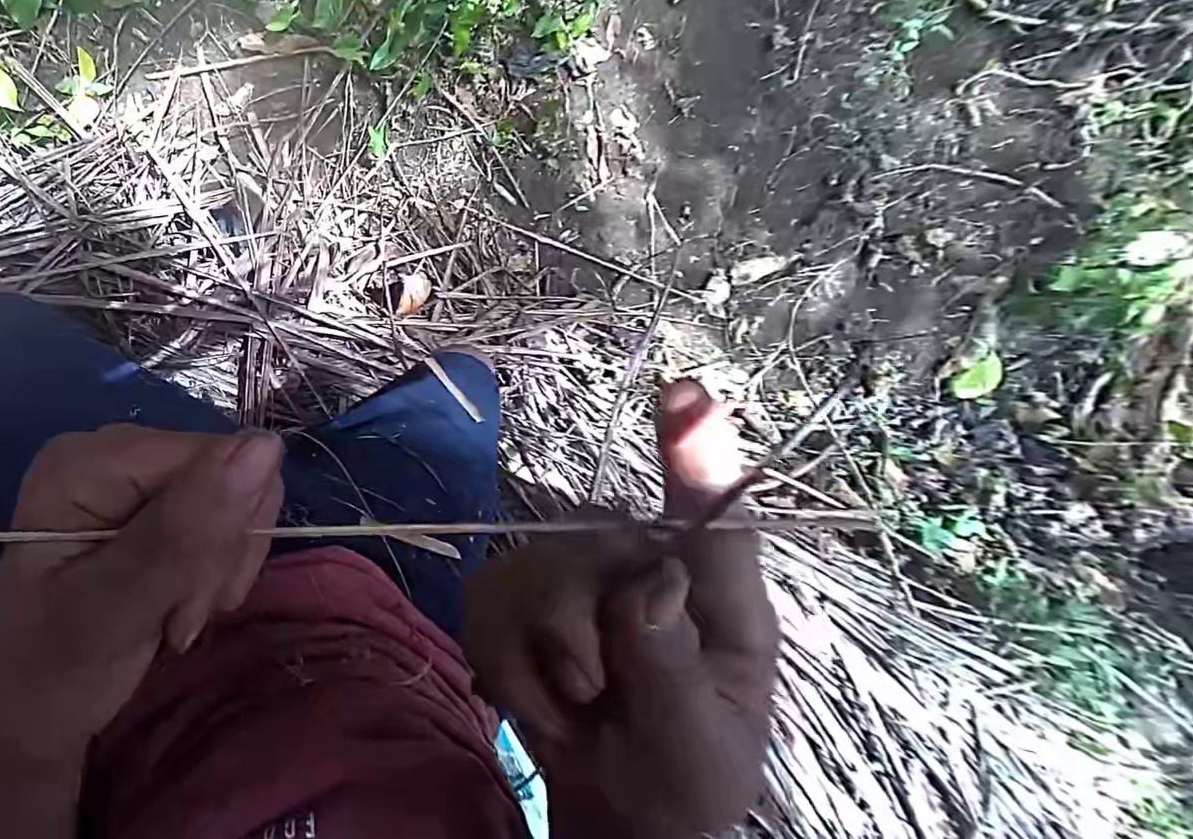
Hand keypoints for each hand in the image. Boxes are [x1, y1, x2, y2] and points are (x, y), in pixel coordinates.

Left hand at [0, 424, 283, 754]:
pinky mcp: (151, 501)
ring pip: (233, 497)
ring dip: (217, 570)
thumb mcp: (117, 606)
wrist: (29, 718)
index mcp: (86, 460)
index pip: (206, 458)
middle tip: (178, 616)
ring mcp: (133, 476)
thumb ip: (185, 531)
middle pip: (223, 475)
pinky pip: (223, 516)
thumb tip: (266, 446)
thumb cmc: (55, 671)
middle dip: (216, 556)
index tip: (189, 602)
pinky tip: (179, 604)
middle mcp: (112, 452)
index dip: (221, 527)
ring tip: (173, 616)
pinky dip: (215, 570)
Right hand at [462, 382, 777, 838]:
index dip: (696, 455)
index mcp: (707, 598)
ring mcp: (560, 570)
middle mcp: (631, 564)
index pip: (708, 519)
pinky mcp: (505, 588)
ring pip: (531, 579)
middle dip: (582, 638)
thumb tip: (652, 580)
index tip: (690, 395)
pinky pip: (485, 605)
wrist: (608, 804)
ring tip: (570, 707)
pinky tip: (528, 691)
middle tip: (596, 702)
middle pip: (591, 550)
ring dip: (544, 667)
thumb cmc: (678, 774)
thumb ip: (672, 667)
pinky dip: (504, 668)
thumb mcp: (695, 745)